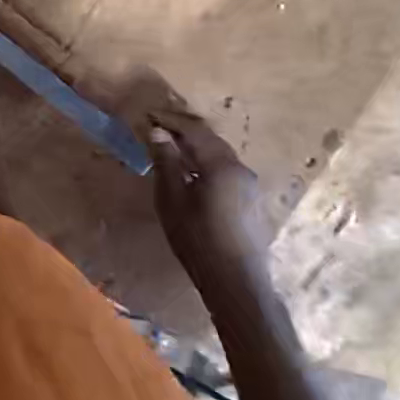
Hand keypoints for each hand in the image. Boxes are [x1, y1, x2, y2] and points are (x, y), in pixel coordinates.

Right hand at [146, 108, 268, 278]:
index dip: (170, 121)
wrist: (236, 283)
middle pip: (210, 139)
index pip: (194, 131)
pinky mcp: (251, 200)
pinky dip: (205, 162)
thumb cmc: (198, 239)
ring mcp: (249, 185)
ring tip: (171, 148)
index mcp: (221, 164)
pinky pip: (225, 169)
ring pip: (219, 154)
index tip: (148, 115)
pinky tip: (192, 173)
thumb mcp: (172, 199)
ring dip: (195, 147)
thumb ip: (165, 161)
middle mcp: (240, 168)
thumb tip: (157, 132)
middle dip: (183, 130)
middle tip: (158, 127)